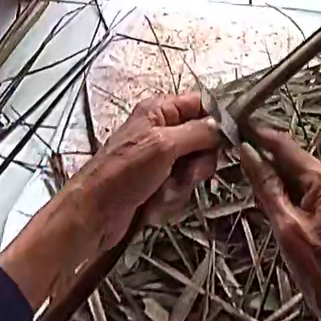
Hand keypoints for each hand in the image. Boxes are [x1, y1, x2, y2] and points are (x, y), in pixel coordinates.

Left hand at [0, 94, 223, 307]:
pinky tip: (153, 204)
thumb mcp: (163, 146)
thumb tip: (224, 126)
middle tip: (183, 172)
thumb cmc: (120, 174)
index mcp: (159, 111)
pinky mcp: (158, 185)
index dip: (216, 121)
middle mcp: (161, 131)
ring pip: (194, 170)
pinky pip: (181, 190)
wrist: (93, 216)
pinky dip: (171, 200)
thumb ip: (198, 132)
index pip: (201, 104)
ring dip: (181, 186)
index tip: (227, 139)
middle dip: (196, 164)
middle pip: (203, 141)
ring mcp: (160, 160)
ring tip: (160, 191)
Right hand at [237, 122, 320, 320]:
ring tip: (246, 181)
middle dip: (261, 156)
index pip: (284, 144)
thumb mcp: (286, 227)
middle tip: (233, 157)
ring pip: (293, 173)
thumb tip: (248, 153)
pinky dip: (282, 191)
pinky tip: (267, 202)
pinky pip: (301, 189)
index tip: (233, 127)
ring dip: (270, 175)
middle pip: (289, 156)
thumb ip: (266, 187)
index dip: (257, 135)